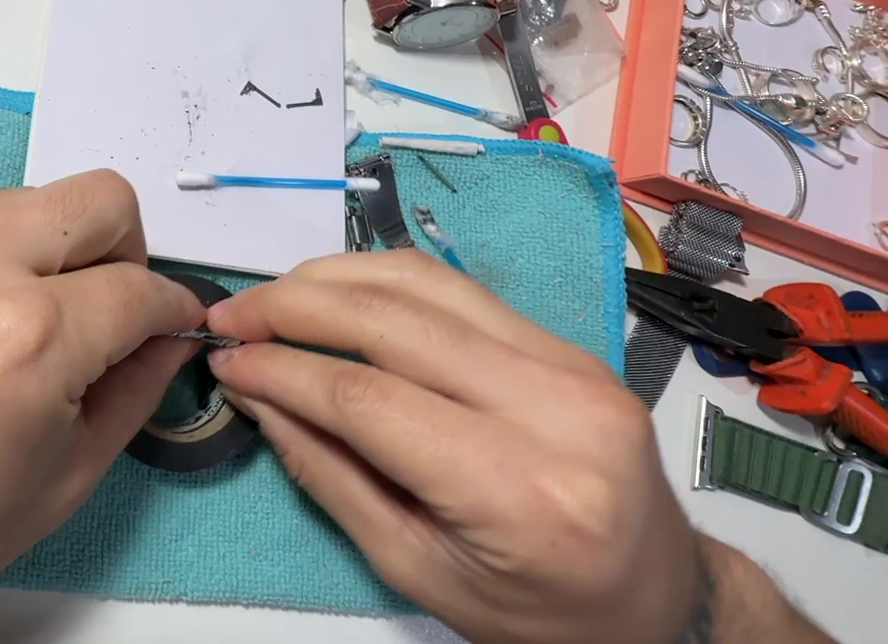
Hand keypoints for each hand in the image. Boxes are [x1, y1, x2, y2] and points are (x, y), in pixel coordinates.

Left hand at [0, 170, 204, 630]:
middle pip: (97, 197)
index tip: (167, 321)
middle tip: (100, 300)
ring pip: (24, 200)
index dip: (170, 307)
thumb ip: (135, 389)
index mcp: (30, 338)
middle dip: (122, 246)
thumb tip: (169, 333)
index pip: (140, 287)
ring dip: (44, 250)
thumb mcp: (64, 479)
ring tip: (16, 310)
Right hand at [205, 251, 700, 643]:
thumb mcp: (412, 568)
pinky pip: (447, 284)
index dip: (280, 370)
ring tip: (269, 297)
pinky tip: (330, 290)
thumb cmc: (534, 613)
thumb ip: (324, 471)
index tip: (222, 360)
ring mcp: (568, 360)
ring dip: (325, 277)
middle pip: (387, 320)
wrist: (664, 602)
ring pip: (416, 281)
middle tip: (229, 316)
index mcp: (520, 491)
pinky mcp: (562, 339)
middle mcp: (554, 407)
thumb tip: (252, 391)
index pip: (365, 399)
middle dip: (289, 307)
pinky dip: (372, 276)